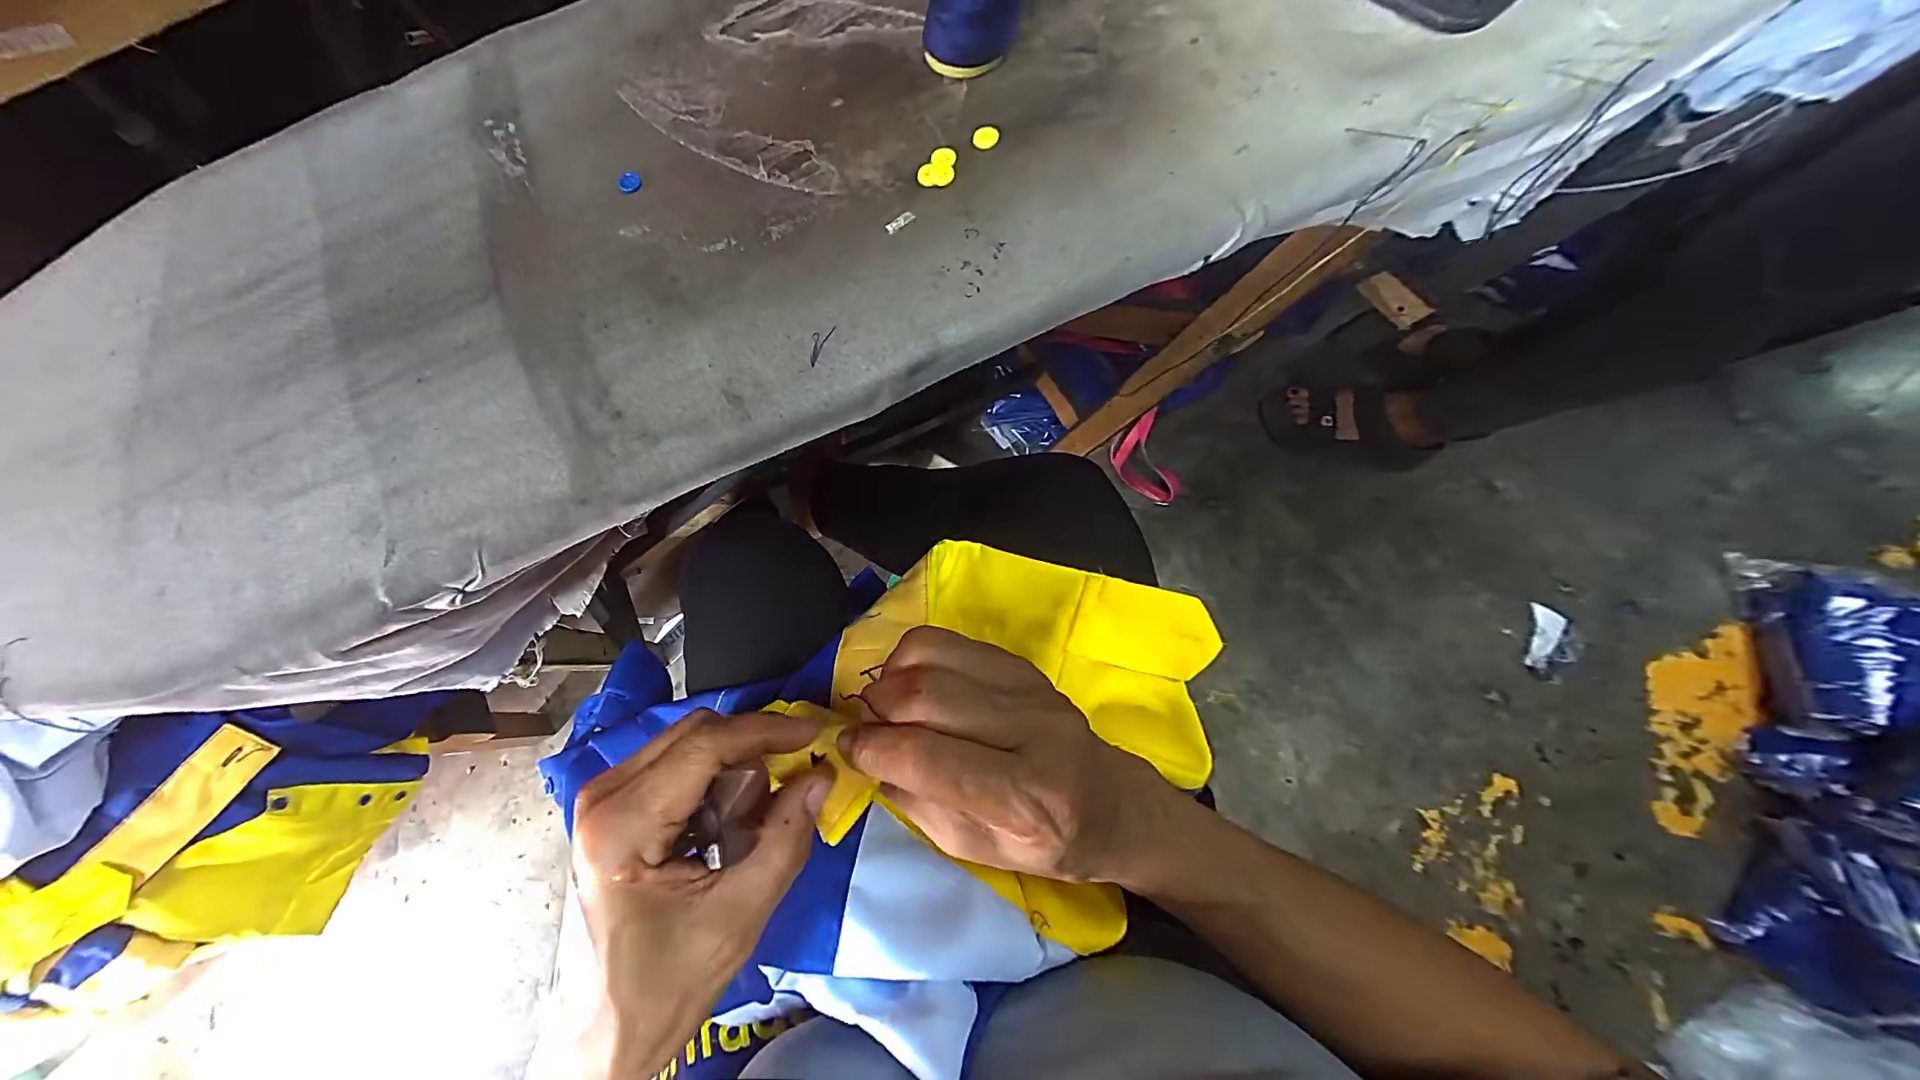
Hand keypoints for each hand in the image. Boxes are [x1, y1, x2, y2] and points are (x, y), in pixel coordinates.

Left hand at [570, 708, 830, 1075]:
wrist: (607, 1030)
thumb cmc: (667, 982)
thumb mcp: (741, 913)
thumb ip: (786, 837)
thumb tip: (821, 776)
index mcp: (622, 823)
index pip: (705, 744)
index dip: (766, 730)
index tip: (813, 734)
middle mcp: (603, 795)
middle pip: (698, 734)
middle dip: (751, 754)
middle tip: (783, 794)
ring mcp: (603, 797)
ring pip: (692, 743)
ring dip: (734, 773)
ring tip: (745, 830)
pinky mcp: (613, 806)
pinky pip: (680, 764)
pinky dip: (716, 784)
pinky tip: (722, 830)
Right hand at [840, 625, 1190, 884]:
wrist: (1109, 802)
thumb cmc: (1043, 842)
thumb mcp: (976, 848)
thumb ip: (918, 802)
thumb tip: (866, 755)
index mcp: (1026, 796)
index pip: (928, 757)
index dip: (872, 748)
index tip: (847, 749)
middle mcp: (1032, 730)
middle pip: (926, 694)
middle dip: (876, 707)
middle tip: (863, 726)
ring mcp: (1030, 688)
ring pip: (934, 655)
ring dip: (891, 676)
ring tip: (887, 703)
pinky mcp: (1022, 665)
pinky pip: (952, 642)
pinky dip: (915, 658)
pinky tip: (914, 684)